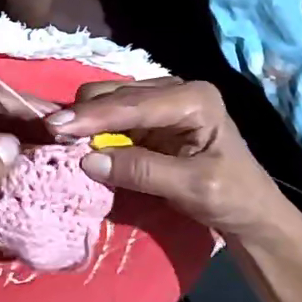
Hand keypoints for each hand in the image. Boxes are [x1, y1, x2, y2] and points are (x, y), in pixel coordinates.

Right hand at [49, 78, 298, 242]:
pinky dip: (92, 129)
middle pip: (115, 93)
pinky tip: (75, 141)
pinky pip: (111, 118)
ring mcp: (160, 103)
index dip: (94, 116)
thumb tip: (88, 160)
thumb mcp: (193, 187)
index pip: (134, 104)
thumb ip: (142, 171)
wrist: (250, 212)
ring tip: (58, 140)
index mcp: (195, 99)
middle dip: (84, 115)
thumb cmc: (232, 197)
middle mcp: (175, 90)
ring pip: (107, 101)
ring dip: (84, 120)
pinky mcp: (148, 119)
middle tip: (51, 137)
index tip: (57, 127)